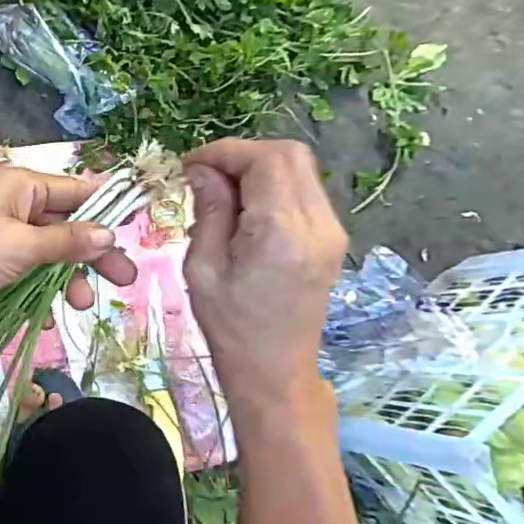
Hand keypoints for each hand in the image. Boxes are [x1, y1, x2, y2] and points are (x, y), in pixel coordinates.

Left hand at [0, 165, 137, 319]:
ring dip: (70, 277)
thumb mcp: (23, 246)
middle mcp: (17, 203)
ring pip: (53, 251)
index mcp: (22, 185)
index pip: (76, 192)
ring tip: (83, 305)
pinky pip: (32, 268)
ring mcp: (7, 231)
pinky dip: (44, 287)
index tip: (136, 226)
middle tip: (125, 279)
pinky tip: (50, 314)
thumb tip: (109, 234)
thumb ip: (68, 241)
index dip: (107, 209)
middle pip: (69, 225)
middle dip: (94, 254)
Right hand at [183, 139, 347, 408]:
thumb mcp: (203, 269)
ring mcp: (332, 231)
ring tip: (224, 192)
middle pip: (289, 154)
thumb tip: (203, 170)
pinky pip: (305, 191)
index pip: (264, 160)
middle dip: (243, 154)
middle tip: (207, 176)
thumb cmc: (232, 328)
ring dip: (259, 168)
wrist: (276, 372)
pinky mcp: (332, 238)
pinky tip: (248, 209)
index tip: (191, 166)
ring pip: (301, 168)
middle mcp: (318, 224)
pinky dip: (274, 186)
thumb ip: (209, 211)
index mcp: (283, 232)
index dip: (225, 152)